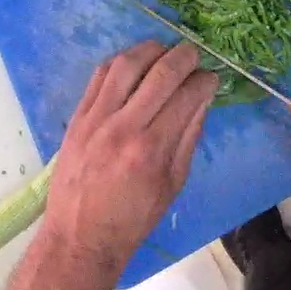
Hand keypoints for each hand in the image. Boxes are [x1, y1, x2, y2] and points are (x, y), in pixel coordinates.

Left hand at [40, 41, 218, 271]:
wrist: (78, 240)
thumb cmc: (133, 220)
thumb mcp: (174, 184)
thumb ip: (190, 137)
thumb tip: (203, 99)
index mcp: (152, 150)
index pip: (188, 96)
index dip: (206, 81)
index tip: (212, 79)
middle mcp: (124, 128)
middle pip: (162, 72)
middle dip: (186, 56)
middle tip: (196, 56)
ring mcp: (97, 119)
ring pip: (128, 64)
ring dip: (153, 50)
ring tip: (166, 52)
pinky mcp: (78, 117)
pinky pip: (100, 74)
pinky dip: (122, 61)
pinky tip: (136, 63)